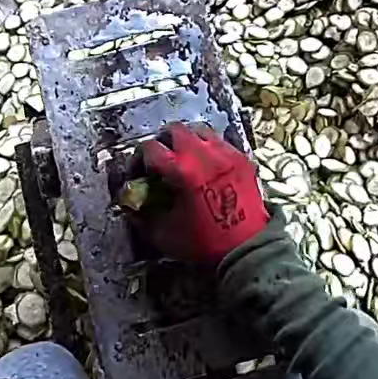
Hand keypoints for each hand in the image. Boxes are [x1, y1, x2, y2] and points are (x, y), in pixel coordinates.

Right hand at [134, 122, 268, 264]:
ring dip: (187, 140)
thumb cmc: (203, 243)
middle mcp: (202, 154)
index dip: (138, 158)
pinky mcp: (242, 160)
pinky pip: (221, 142)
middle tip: (161, 159)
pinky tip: (207, 167)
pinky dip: (209, 149)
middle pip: (175, 129)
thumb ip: (141, 216)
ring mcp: (225, 154)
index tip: (138, 172)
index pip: (150, 148)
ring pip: (200, 130)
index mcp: (180, 171)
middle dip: (163, 141)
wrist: (248, 249)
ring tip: (184, 158)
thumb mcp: (163, 234)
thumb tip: (129, 205)